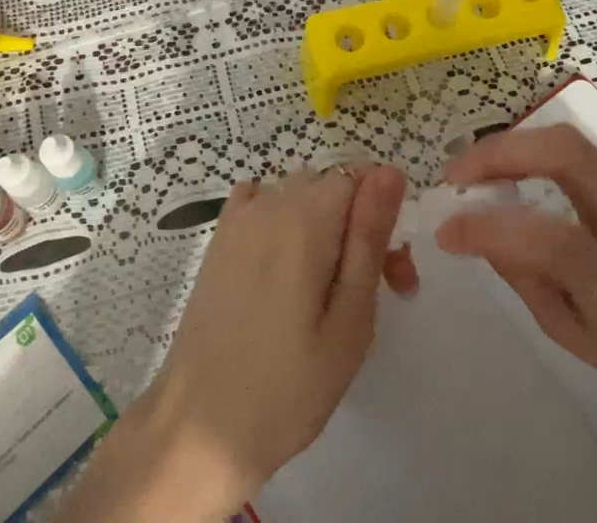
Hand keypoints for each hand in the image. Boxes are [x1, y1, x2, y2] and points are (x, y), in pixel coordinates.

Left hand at [59, 165, 407, 520]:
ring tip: (330, 293)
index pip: (361, 175)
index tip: (395, 272)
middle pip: (330, 187)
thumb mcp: (350, 318)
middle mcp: (268, 205)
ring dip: (324, 228)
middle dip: (359, 224)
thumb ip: (369, 237)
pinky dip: (283, 225)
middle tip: (371, 293)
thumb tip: (391, 170)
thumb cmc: (289, 385)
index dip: (386, 213)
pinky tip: (286, 268)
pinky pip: (260, 207)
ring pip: (298, 197)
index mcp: (306, 218)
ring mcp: (236, 222)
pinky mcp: (217, 244)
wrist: (201, 427)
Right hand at [435, 124, 596, 410]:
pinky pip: (570, 148)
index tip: (445, 231)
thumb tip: (474, 233)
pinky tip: (498, 166)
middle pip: (569, 157)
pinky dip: (526, 147)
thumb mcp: (572, 335)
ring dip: (510, 145)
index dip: (493, 229)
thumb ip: (525, 280)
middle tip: (453, 177)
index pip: (553, 241)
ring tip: (467, 169)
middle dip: (501, 154)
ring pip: (569, 141)